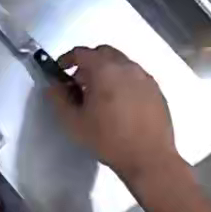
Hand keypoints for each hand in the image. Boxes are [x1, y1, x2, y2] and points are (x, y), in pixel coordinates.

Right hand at [52, 45, 179, 181]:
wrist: (149, 159)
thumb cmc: (108, 139)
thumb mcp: (73, 122)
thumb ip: (58, 99)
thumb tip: (53, 86)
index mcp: (105, 70)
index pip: (81, 52)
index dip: (67, 59)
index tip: (61, 72)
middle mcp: (127, 67)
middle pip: (103, 52)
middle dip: (88, 62)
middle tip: (80, 83)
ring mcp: (145, 78)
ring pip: (121, 63)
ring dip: (107, 71)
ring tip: (100, 95)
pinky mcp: (156, 90)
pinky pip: (135, 77)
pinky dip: (123, 81)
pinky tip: (120, 104)